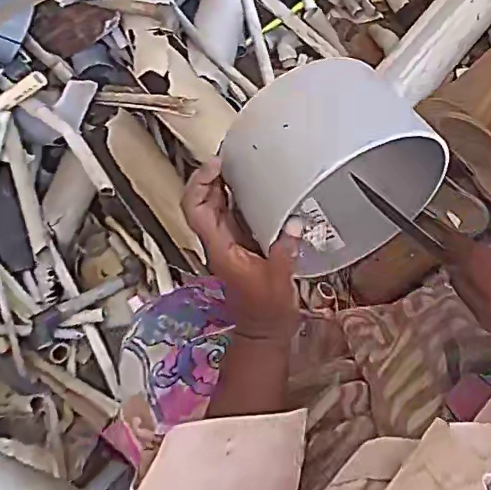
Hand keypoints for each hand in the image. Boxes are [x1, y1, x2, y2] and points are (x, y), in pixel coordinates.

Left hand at [183, 158, 301, 340]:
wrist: (263, 332)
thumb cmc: (267, 311)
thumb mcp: (280, 280)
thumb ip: (285, 250)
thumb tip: (295, 223)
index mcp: (220, 248)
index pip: (196, 209)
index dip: (200, 183)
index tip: (216, 165)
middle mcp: (218, 242)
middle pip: (200, 202)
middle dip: (207, 177)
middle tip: (227, 157)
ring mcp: (226, 242)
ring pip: (213, 206)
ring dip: (219, 184)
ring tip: (237, 164)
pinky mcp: (238, 244)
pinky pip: (229, 214)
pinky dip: (235, 197)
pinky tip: (251, 187)